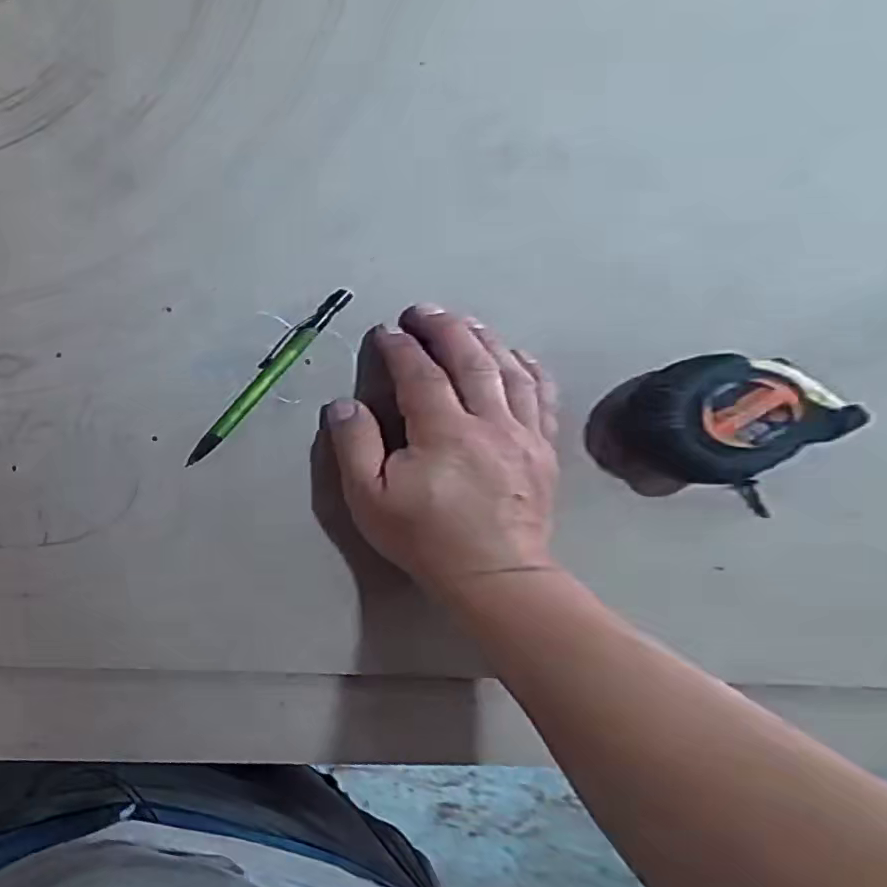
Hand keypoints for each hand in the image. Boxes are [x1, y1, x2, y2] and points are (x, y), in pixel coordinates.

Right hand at [327, 304, 560, 598]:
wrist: (493, 574)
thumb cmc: (422, 537)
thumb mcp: (369, 499)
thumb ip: (355, 446)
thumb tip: (344, 405)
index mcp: (442, 432)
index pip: (419, 375)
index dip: (400, 349)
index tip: (384, 332)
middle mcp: (488, 421)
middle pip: (470, 359)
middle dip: (444, 329)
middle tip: (421, 312)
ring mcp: (522, 432)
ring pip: (508, 369)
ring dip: (483, 338)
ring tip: (463, 322)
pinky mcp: (542, 446)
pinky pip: (540, 392)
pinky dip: (526, 365)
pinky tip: (513, 355)